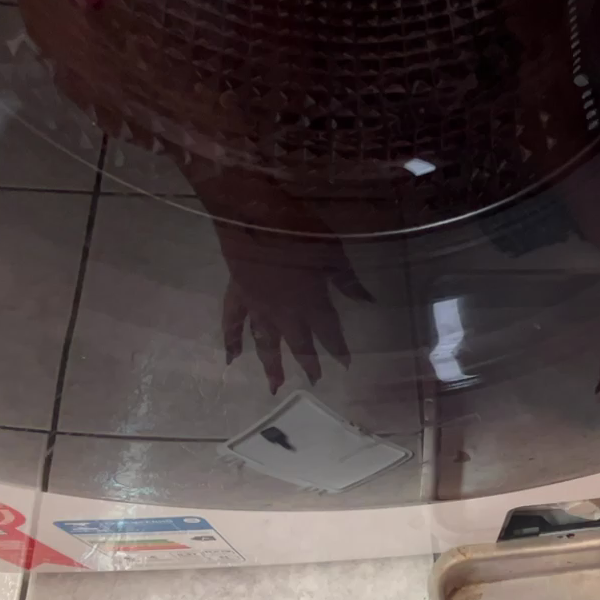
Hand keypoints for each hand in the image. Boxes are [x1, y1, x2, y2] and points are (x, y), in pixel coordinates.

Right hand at [217, 224, 373, 394]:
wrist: (253, 213)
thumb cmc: (298, 229)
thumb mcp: (333, 254)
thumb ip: (347, 281)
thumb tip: (368, 301)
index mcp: (311, 303)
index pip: (329, 333)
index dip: (338, 350)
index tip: (346, 366)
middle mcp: (285, 313)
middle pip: (299, 344)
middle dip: (308, 364)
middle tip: (315, 382)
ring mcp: (258, 306)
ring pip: (265, 343)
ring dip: (271, 365)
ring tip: (275, 386)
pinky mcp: (237, 295)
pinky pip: (232, 323)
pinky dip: (231, 341)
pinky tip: (231, 358)